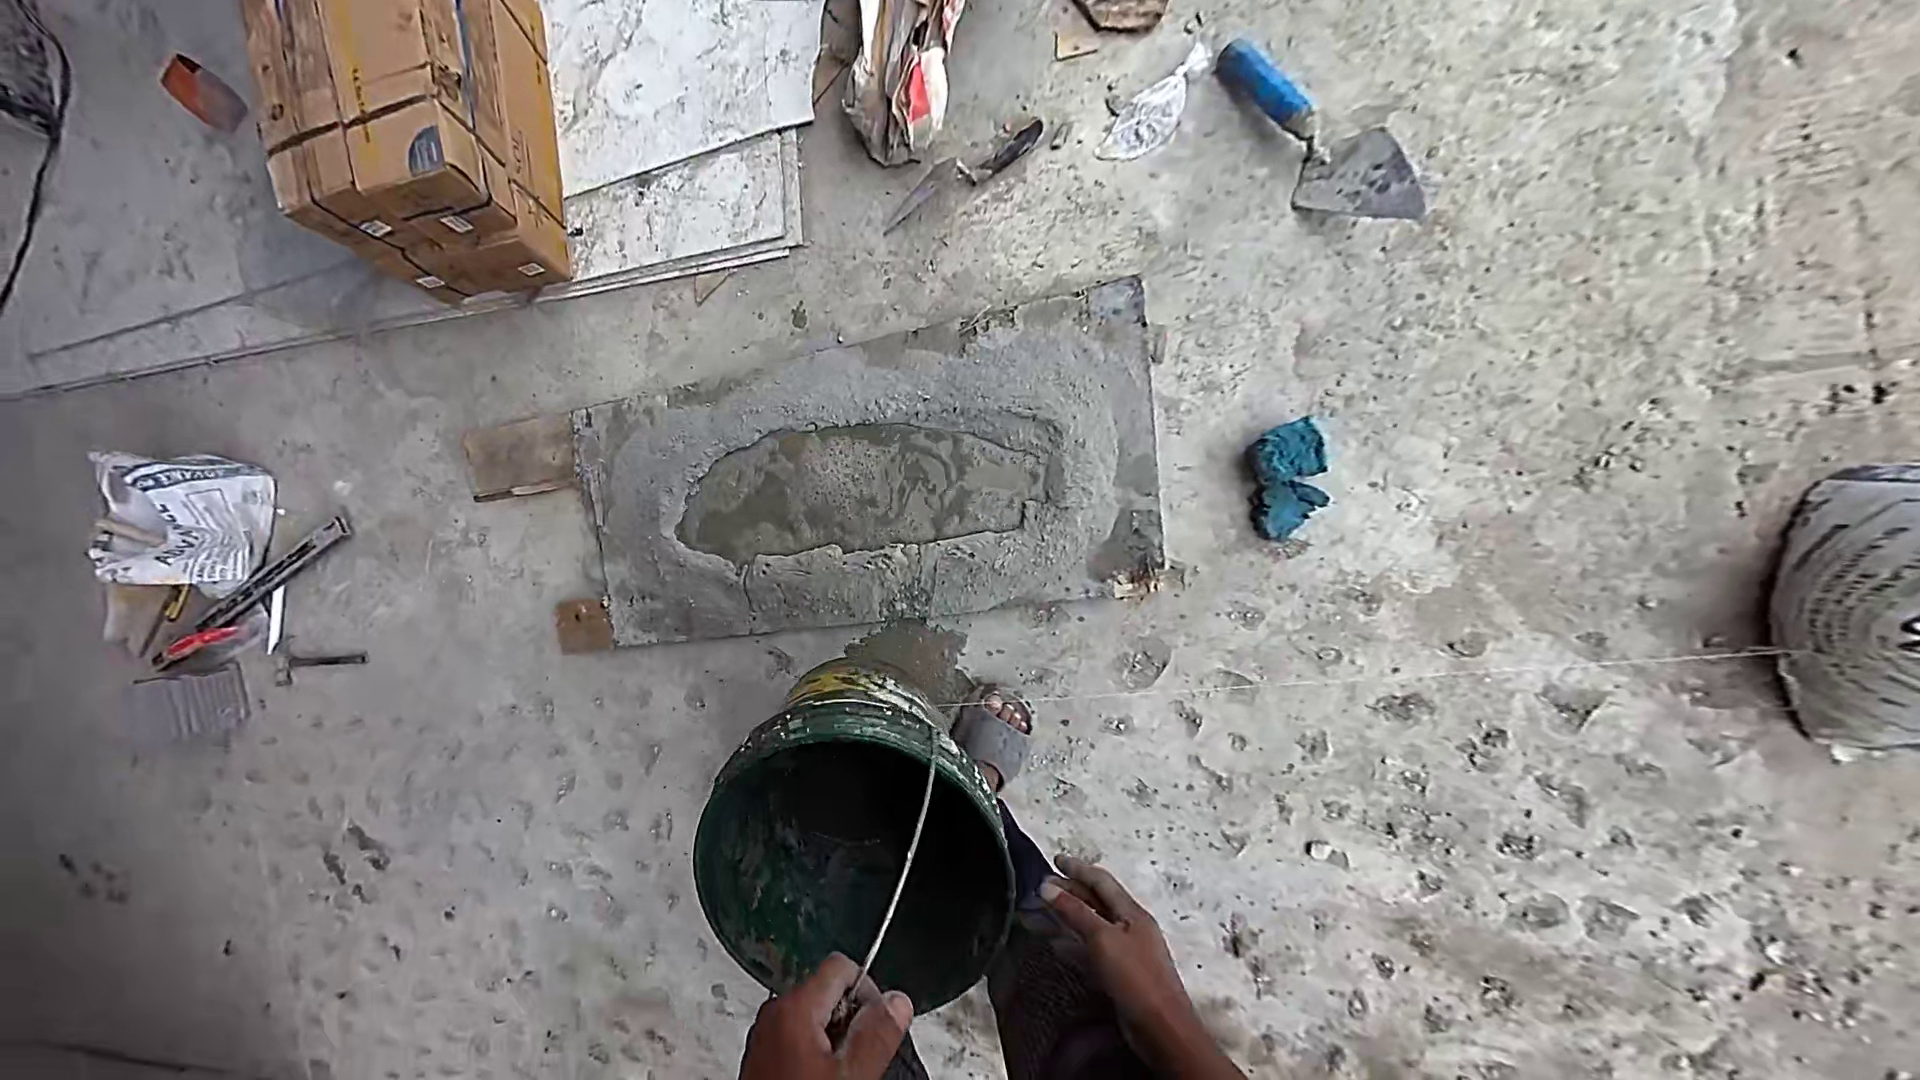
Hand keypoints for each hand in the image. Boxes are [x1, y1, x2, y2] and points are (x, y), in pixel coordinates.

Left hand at [739, 953, 912, 1079]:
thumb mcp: (851, 1078)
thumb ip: (878, 1033)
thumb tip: (898, 1000)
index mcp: (793, 1007)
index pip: (841, 967)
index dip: (868, 992)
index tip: (876, 1027)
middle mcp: (774, 1014)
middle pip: (828, 991)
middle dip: (851, 1021)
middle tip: (858, 1062)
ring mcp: (764, 1038)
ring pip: (815, 1017)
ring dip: (834, 1041)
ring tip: (839, 1077)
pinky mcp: (761, 1060)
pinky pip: (798, 1039)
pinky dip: (815, 1055)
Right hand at [1041, 856, 1243, 1078]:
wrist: (1162, 1032)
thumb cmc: (1136, 979)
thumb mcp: (1102, 938)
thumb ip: (1075, 911)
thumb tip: (1048, 887)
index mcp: (1132, 912)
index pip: (1101, 880)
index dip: (1077, 868)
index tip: (1056, 860)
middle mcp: (1131, 927)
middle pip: (1097, 900)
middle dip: (1071, 891)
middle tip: (1044, 886)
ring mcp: (1127, 951)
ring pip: (1093, 924)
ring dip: (1069, 915)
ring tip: (1045, 911)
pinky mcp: (1121, 974)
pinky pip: (1093, 948)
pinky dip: (1075, 942)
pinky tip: (1058, 945)